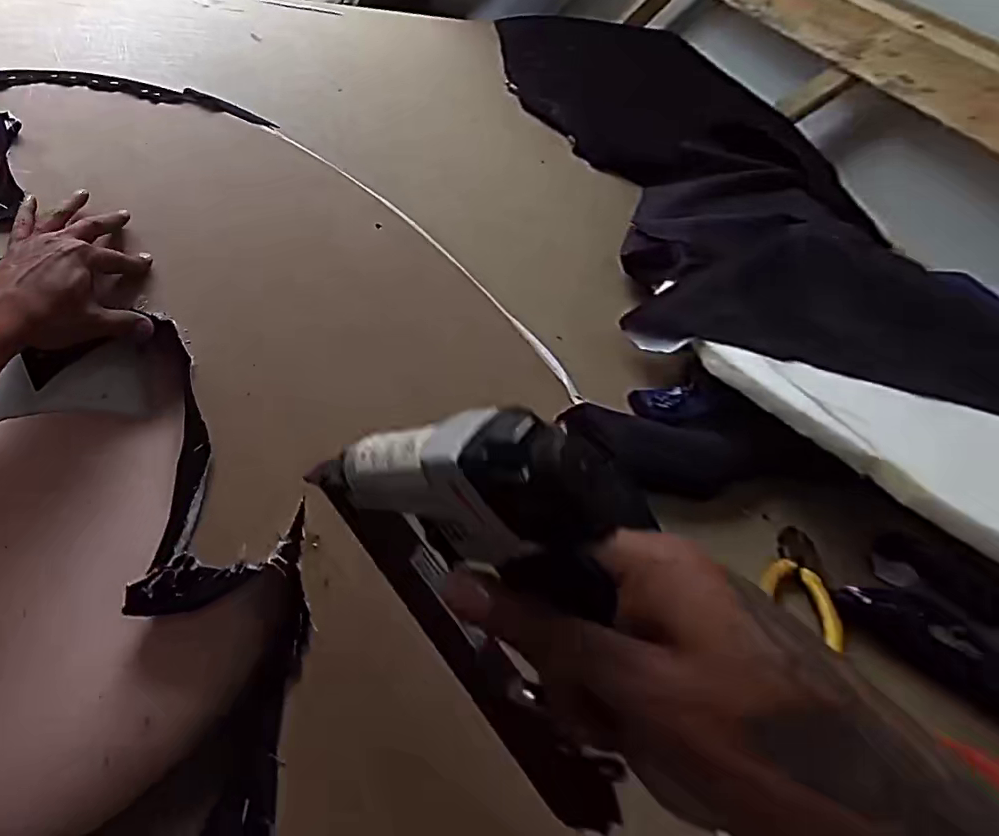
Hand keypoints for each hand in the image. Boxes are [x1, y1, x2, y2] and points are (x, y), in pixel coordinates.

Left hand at [0, 191, 153, 350]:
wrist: (3, 316)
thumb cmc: (45, 318)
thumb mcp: (90, 323)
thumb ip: (121, 323)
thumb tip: (146, 327)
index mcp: (84, 258)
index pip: (116, 260)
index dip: (132, 263)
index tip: (144, 262)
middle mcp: (63, 243)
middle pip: (92, 228)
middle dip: (110, 222)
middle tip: (123, 215)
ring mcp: (38, 242)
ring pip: (60, 217)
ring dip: (73, 205)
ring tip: (82, 194)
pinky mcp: (17, 247)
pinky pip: (24, 223)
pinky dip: (27, 210)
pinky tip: (29, 200)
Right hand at [442, 531, 998, 835]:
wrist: (894, 826)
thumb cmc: (760, 740)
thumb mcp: (633, 686)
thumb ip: (540, 630)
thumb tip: (453, 582)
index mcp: (648, 559)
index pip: (540, 541)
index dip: (505, 576)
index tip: (486, 619)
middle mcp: (661, 576)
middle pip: (559, 594)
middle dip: (556, 656)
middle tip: (574, 702)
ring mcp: (681, 618)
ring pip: (584, 635)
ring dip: (583, 688)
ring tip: (612, 732)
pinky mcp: (695, 657)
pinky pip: (620, 659)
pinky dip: (614, 699)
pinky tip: (633, 733)